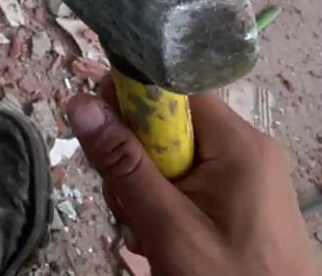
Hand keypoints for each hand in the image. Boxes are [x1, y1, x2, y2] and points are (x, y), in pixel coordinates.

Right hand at [66, 87, 319, 275]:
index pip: (169, 84)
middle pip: (162, 119)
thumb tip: (77, 100)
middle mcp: (244, 147)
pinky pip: (182, 176)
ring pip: (165, 150)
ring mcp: (243, 175)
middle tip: (124, 200)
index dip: (128, 97)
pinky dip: (160, 199)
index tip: (101, 130)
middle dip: (130, 154)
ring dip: (140, 183)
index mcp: (238, 143)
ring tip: (144, 230)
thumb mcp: (170, 229)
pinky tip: (157, 236)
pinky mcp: (238, 199)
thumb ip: (123, 164)